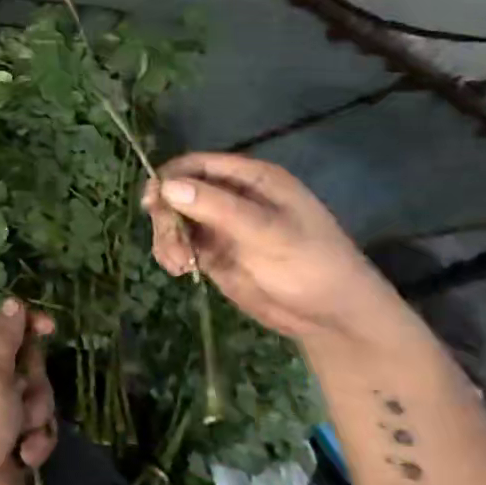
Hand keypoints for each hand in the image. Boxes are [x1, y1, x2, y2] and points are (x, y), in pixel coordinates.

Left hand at [0, 298, 56, 484]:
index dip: (25, 324)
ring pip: (39, 395)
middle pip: (28, 362)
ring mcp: (3, 409)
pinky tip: (23, 455)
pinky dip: (36, 441)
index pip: (2, 325)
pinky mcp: (17, 437)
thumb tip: (11, 300)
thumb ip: (6, 335)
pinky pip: (41, 427)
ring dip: (36, 415)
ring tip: (21, 432)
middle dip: (34, 381)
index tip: (48, 328)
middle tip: (24, 392)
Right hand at [140, 153, 402, 343]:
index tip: (153, 201)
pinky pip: (180, 243)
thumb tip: (167, 186)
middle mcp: (232, 197)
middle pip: (179, 192)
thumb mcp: (269, 233)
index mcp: (251, 179)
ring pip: (175, 219)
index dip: (170, 178)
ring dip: (167, 237)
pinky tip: (180, 270)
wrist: (333, 319)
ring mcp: (221, 225)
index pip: (197, 165)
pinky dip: (172, 254)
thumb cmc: (312, 266)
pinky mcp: (214, 252)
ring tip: (179, 264)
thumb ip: (218, 209)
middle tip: (171, 243)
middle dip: (168, 215)